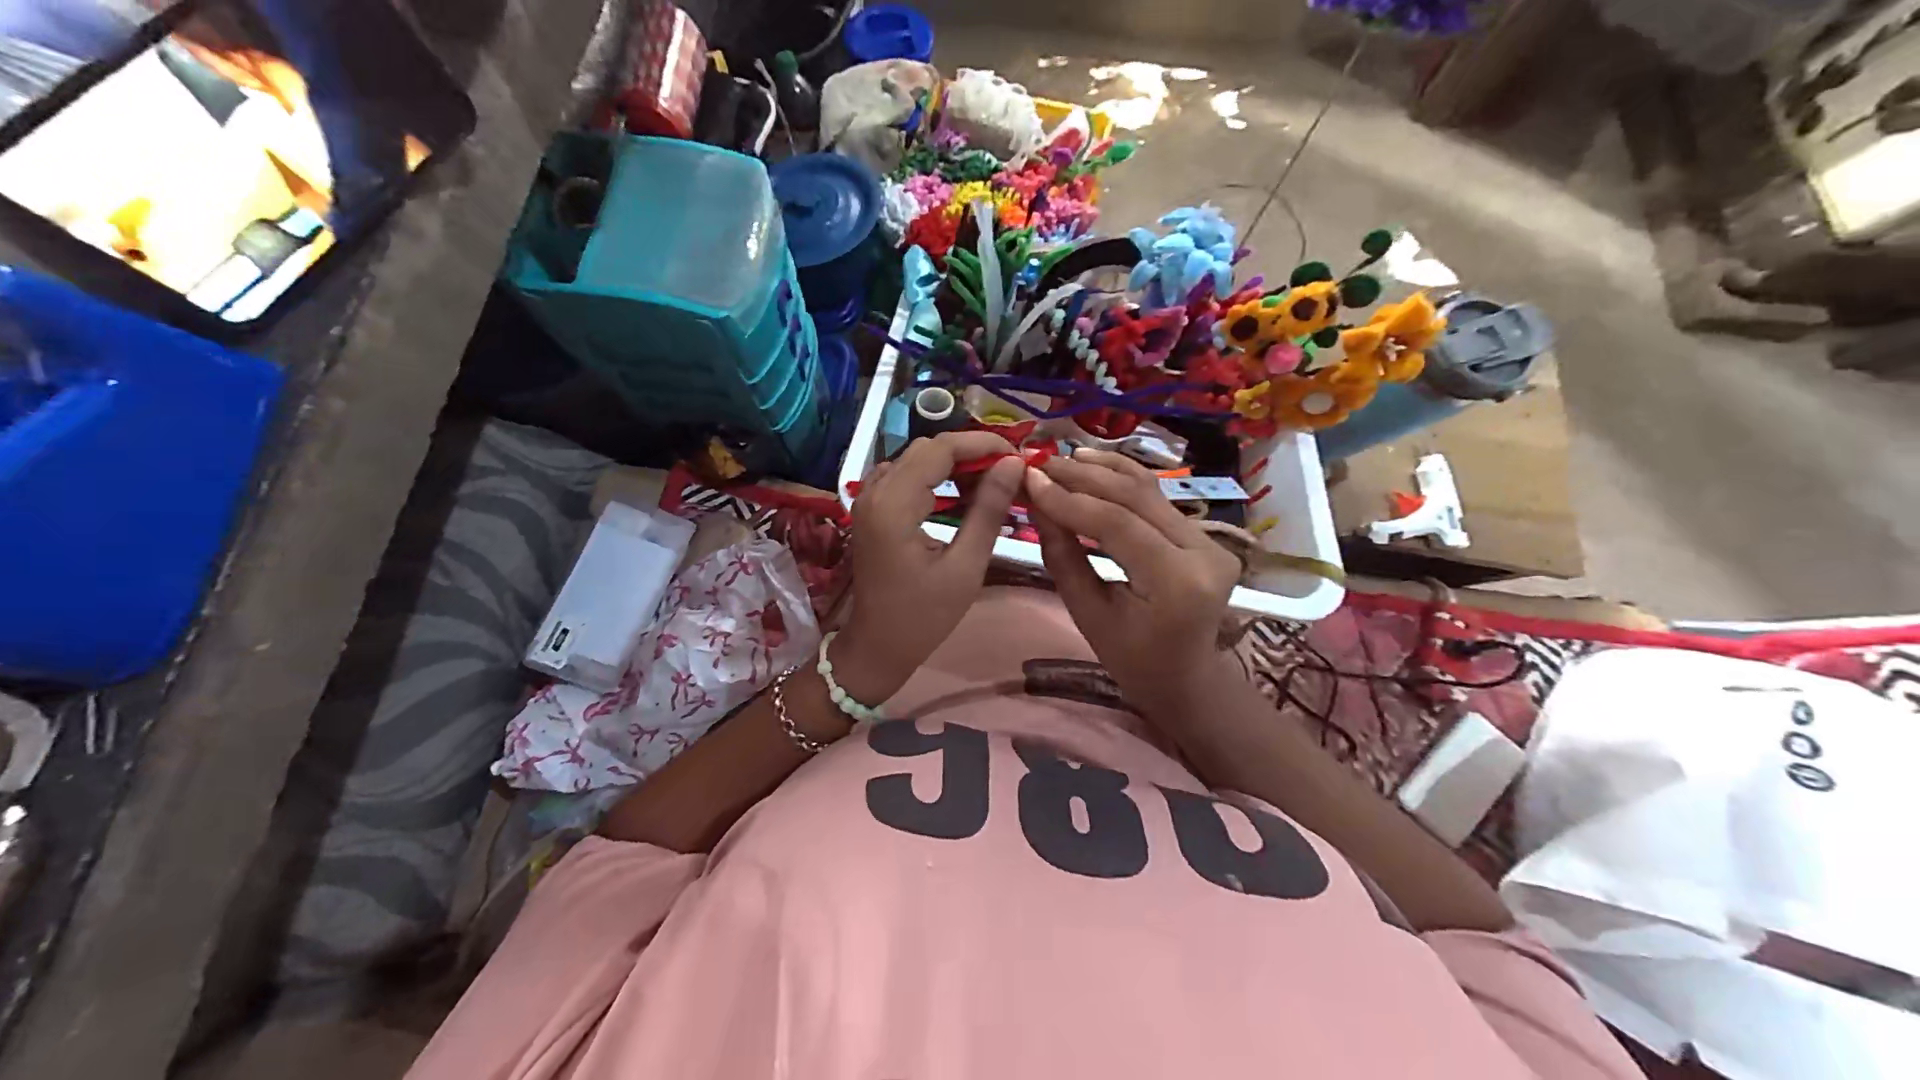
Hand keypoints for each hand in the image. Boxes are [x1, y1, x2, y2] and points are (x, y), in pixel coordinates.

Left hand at [839, 431, 1025, 702]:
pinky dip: (937, 477)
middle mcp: (875, 491)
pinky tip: (964, 494)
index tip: (1019, 455)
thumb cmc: (923, 616)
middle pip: (927, 449)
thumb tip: (1014, 464)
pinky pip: (906, 477)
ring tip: (994, 482)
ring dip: (955, 464)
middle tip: (1011, 471)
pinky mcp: (872, 510)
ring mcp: (869, 499)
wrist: (877, 647)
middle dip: (971, 452)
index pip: (940, 449)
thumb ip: (989, 510)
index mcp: (894, 503)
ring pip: (917, 460)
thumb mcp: (966, 566)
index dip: (982, 444)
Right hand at [1025, 448, 1242, 716]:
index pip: (1118, 525)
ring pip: (1149, 490)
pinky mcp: (1205, 535)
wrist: (1185, 677)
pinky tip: (1092, 461)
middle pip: (1136, 498)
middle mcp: (1204, 553)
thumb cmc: (1132, 660)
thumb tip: (1037, 501)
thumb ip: (1063, 555)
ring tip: (1059, 458)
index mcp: (1177, 584)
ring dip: (1100, 470)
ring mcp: (1210, 540)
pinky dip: (1122, 478)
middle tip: (1038, 463)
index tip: (1029, 480)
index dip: (1069, 499)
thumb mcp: (1088, 614)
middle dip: (1081, 477)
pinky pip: (1157, 498)